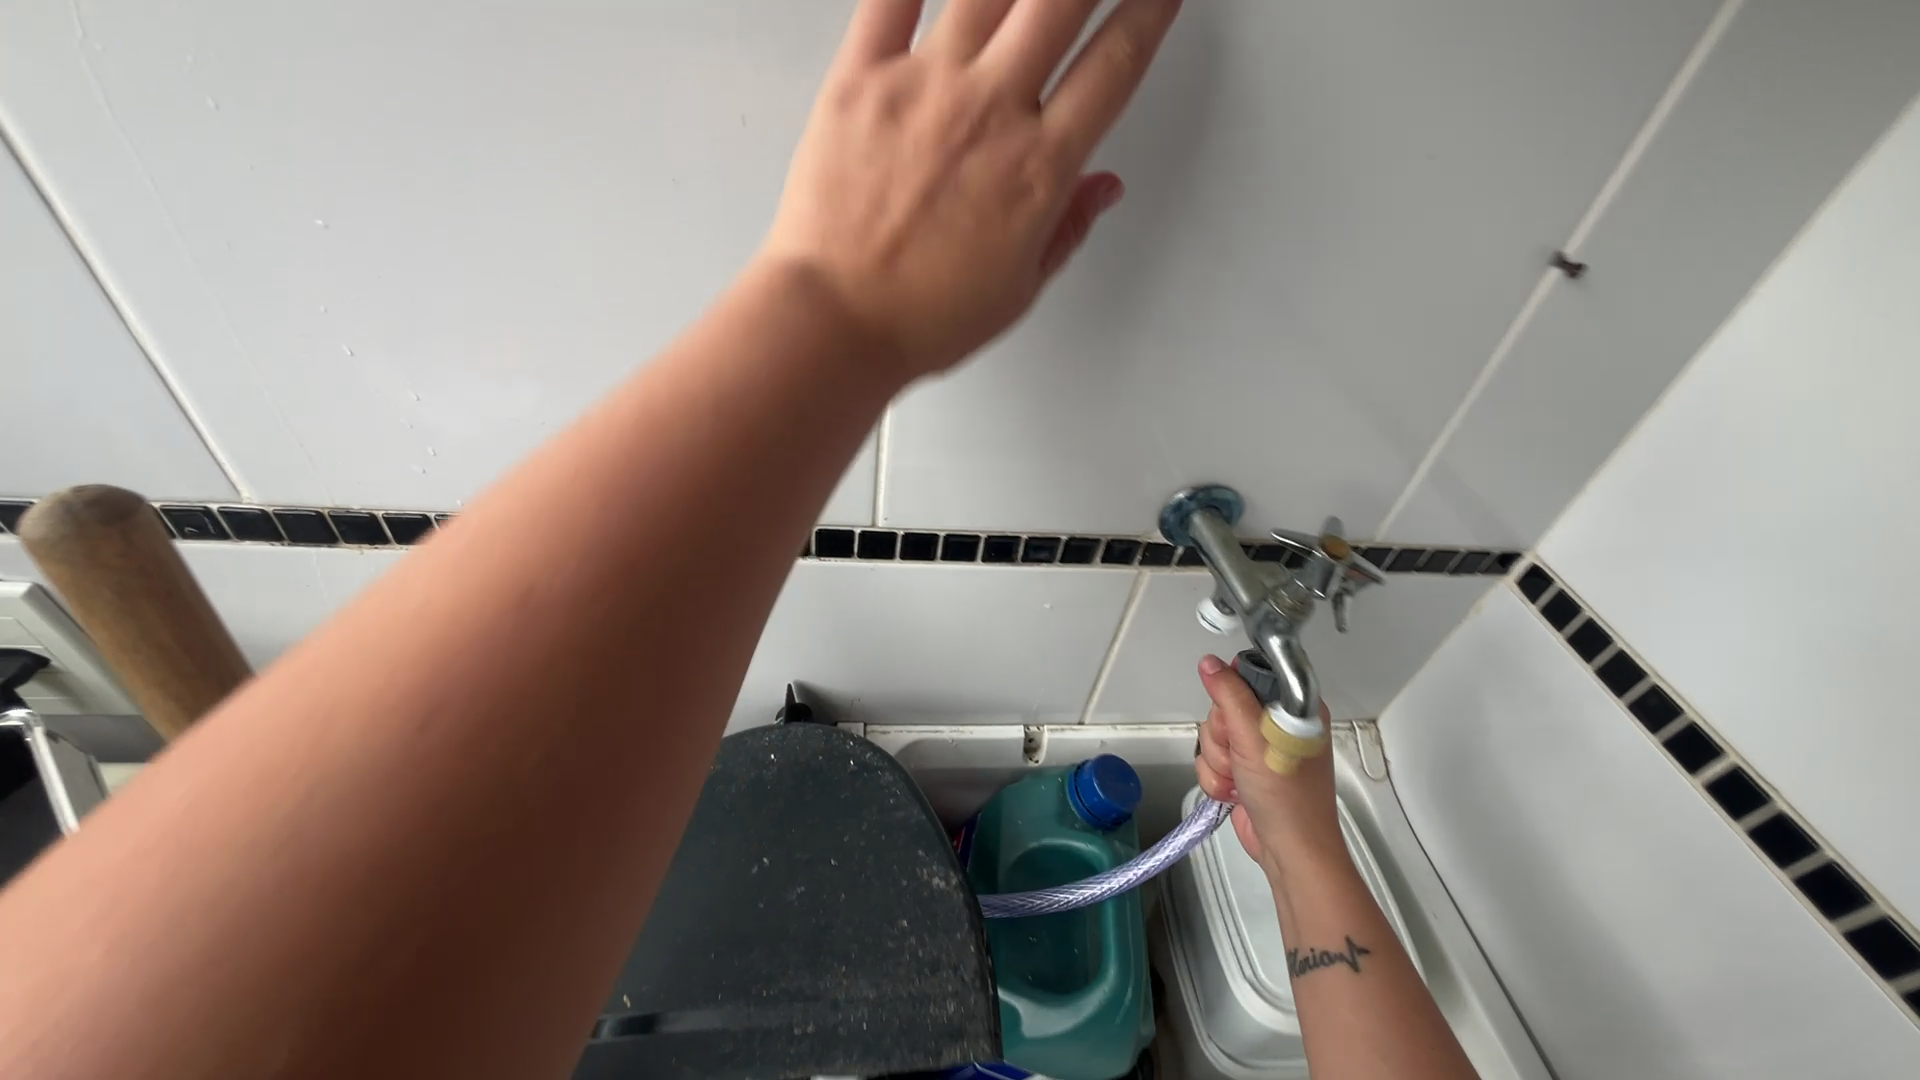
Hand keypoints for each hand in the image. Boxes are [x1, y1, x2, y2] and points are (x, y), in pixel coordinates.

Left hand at [761, 0, 1182, 376]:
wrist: (837, 322)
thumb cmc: (920, 318)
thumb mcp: (1018, 290)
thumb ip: (1067, 229)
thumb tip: (1102, 190)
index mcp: (1038, 169)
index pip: (1116, 65)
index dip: (1150, 13)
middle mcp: (990, 113)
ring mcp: (926, 88)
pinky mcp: (862, 79)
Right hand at [1194, 654, 1348, 883]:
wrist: (1288, 851)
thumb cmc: (1288, 797)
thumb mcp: (1256, 736)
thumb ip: (1230, 695)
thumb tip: (1210, 663)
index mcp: (1293, 708)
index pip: (1251, 674)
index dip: (1234, 691)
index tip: (1236, 713)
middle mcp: (1274, 726)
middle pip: (1222, 706)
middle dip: (1222, 735)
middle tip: (1242, 753)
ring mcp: (1256, 750)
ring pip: (1212, 735)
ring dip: (1218, 761)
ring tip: (1241, 778)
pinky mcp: (1241, 771)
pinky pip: (1209, 760)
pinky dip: (1216, 779)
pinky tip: (1235, 791)